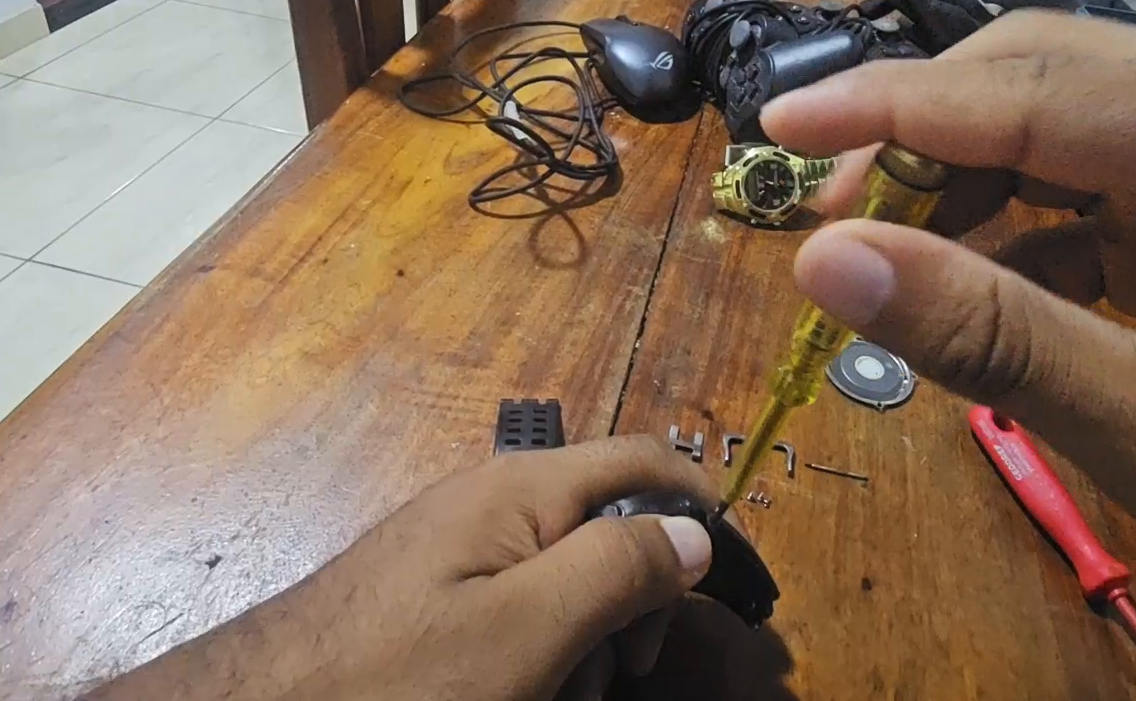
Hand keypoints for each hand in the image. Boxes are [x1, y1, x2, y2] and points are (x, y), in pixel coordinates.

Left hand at [87, 437, 713, 700]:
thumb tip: (696, 530)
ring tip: (586, 683)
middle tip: (638, 662)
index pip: (639, 456)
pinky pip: (525, 589)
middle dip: (644, 577)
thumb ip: (616, 566)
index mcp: (526, 485)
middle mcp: (499, 495)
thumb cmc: (400, 675)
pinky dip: (553, 630)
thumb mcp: (526, 628)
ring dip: (599, 615)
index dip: (696, 498)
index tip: (735, 566)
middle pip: (608, 508)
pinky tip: (537, 681)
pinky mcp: (443, 581)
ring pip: (570, 557)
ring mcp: (467, 538)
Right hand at [762, 12, 1135, 698]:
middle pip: (1040, 75)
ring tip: (888, 253)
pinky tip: (969, 277)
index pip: (1047, 92)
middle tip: (833, 219)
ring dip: (946, 176)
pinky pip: (1068, 172)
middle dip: (916, 137)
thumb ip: (990, 339)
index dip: (895, 107)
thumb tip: (823, 262)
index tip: (781, 127)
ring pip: (1042, 114)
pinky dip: (995, 217)